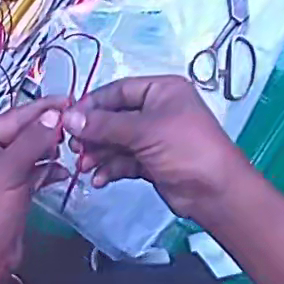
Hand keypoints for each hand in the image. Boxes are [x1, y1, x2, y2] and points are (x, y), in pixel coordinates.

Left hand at [0, 96, 69, 277]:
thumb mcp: (10, 170)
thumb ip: (33, 140)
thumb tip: (55, 114)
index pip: (14, 116)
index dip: (42, 108)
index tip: (71, 100)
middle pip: (22, 132)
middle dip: (48, 128)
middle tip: (77, 123)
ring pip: (29, 152)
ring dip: (49, 149)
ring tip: (73, 146)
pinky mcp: (10, 190)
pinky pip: (32, 172)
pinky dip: (47, 170)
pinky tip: (64, 171)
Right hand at [64, 75, 253, 218]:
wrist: (215, 192)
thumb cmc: (185, 148)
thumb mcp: (144, 130)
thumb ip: (104, 125)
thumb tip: (68, 118)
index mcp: (162, 91)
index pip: (118, 91)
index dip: (92, 104)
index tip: (68, 119)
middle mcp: (157, 111)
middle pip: (114, 117)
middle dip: (93, 133)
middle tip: (73, 146)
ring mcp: (154, 138)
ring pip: (116, 141)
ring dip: (98, 153)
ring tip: (83, 165)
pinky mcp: (152, 162)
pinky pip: (124, 161)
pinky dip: (110, 168)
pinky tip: (98, 179)